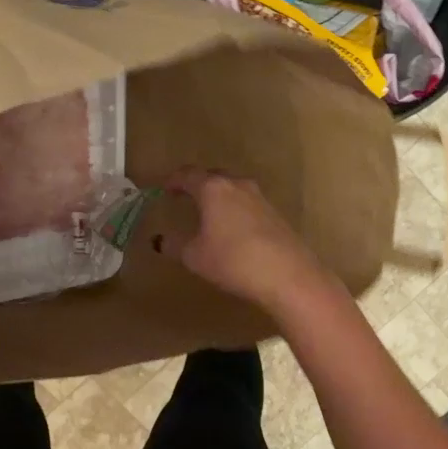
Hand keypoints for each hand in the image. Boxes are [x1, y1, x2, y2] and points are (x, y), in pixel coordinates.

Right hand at [162, 167, 336, 311]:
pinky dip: (235, 209)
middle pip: (214, 176)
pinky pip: (247, 203)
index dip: (173, 180)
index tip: (164, 188)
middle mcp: (238, 185)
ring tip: (208, 212)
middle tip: (185, 196)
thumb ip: (175, 245)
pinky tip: (232, 228)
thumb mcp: (195, 256)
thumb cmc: (233, 260)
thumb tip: (160, 240)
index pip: (188, 175)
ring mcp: (260, 197)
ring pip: (233, 188)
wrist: (287, 273)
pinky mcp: (275, 213)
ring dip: (219, 196)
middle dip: (198, 184)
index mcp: (214, 188)